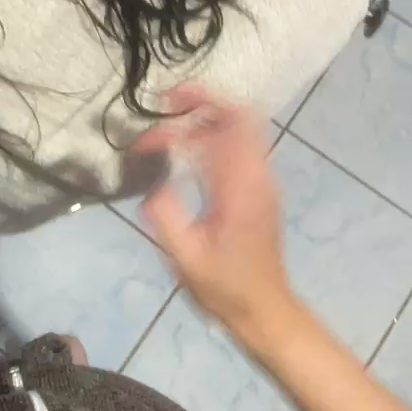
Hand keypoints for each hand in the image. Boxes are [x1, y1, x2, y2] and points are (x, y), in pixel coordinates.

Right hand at [132, 84, 302, 351]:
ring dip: (207, 115)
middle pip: (240, 114)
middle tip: (166, 101)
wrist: (266, 311)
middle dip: (203, 99)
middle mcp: (257, 176)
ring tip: (172, 119)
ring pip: (242, 126)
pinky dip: (213, 133)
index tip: (146, 141)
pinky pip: (240, 145)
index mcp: (241, 188)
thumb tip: (152, 184)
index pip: (219, 130)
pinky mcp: (258, 189)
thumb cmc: (226, 288)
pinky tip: (187, 147)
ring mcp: (262, 181)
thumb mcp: (186, 256)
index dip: (177, 126)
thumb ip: (165, 215)